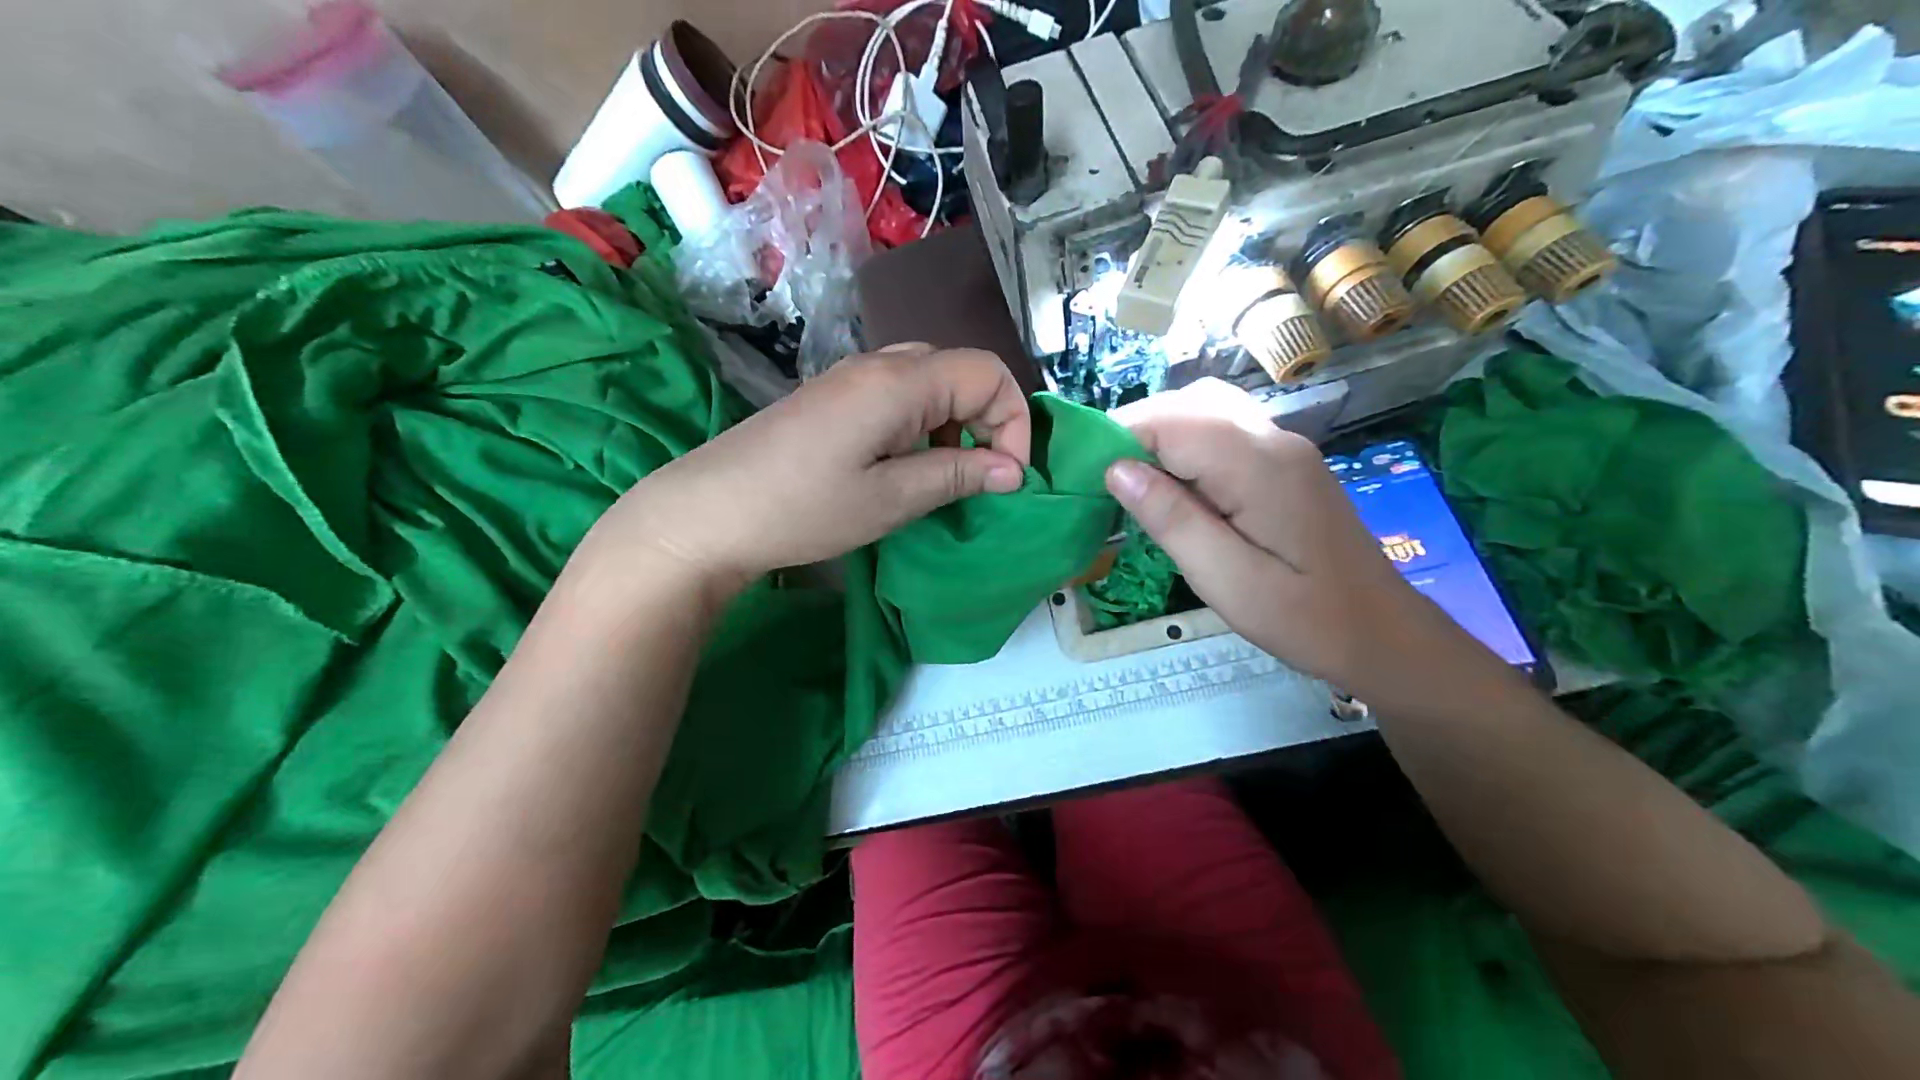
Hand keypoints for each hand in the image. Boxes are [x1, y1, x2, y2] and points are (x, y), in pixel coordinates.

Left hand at [580, 345, 1031, 598]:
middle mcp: (879, 364)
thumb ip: (957, 475)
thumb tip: (1013, 471)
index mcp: (899, 381)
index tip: (1007, 479)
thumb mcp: (891, 499)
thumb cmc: (804, 508)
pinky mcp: (833, 398)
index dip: (1014, 422)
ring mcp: (851, 378)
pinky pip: (898, 395)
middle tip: (980, 476)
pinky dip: (921, 425)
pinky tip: (904, 465)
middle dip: (987, 420)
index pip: (989, 373)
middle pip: (961, 371)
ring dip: (954, 424)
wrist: (709, 511)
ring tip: (943, 476)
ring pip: (931, 382)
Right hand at [1104, 379, 1489, 693]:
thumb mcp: (1227, 580)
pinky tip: (1173, 484)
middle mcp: (1273, 440)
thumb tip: (1116, 469)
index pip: (1172, 422)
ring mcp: (1284, 448)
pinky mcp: (1285, 464)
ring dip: (1160, 433)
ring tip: (1130, 479)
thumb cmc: (1304, 618)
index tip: (1082, 472)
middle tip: (1099, 478)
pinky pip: (1224, 431)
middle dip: (1135, 430)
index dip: (1119, 436)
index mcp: (1259, 466)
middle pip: (1189, 405)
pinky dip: (1186, 444)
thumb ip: (1171, 519)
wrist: (1382, 633)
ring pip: (1206, 410)